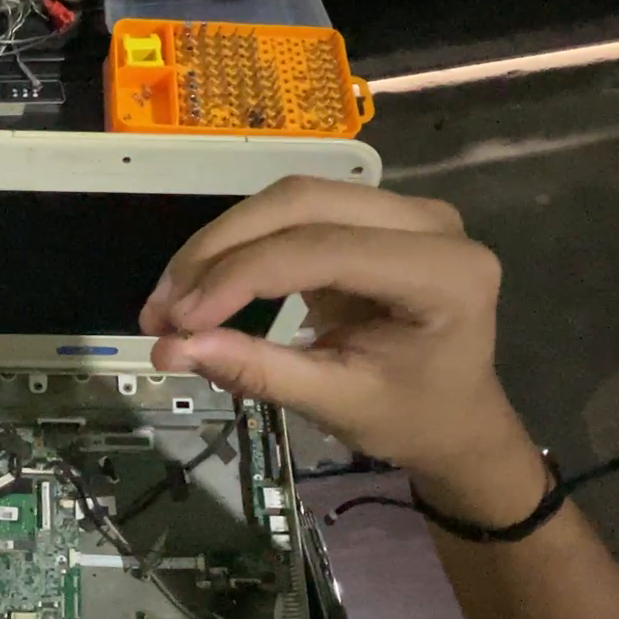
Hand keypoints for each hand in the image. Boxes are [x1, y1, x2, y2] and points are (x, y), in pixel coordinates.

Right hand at [140, 176, 539, 512]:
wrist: (455, 417)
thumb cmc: (410, 418)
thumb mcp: (335, 402)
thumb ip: (256, 371)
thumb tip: (170, 349)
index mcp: (444, 272)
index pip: (322, 249)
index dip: (240, 277)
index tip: (177, 321)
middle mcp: (428, 221)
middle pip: (299, 202)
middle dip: (217, 251)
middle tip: (162, 307)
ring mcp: (399, 211)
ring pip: (286, 199)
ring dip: (216, 245)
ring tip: (169, 300)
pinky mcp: (368, 216)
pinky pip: (288, 214)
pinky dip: (234, 247)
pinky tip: (200, 284)